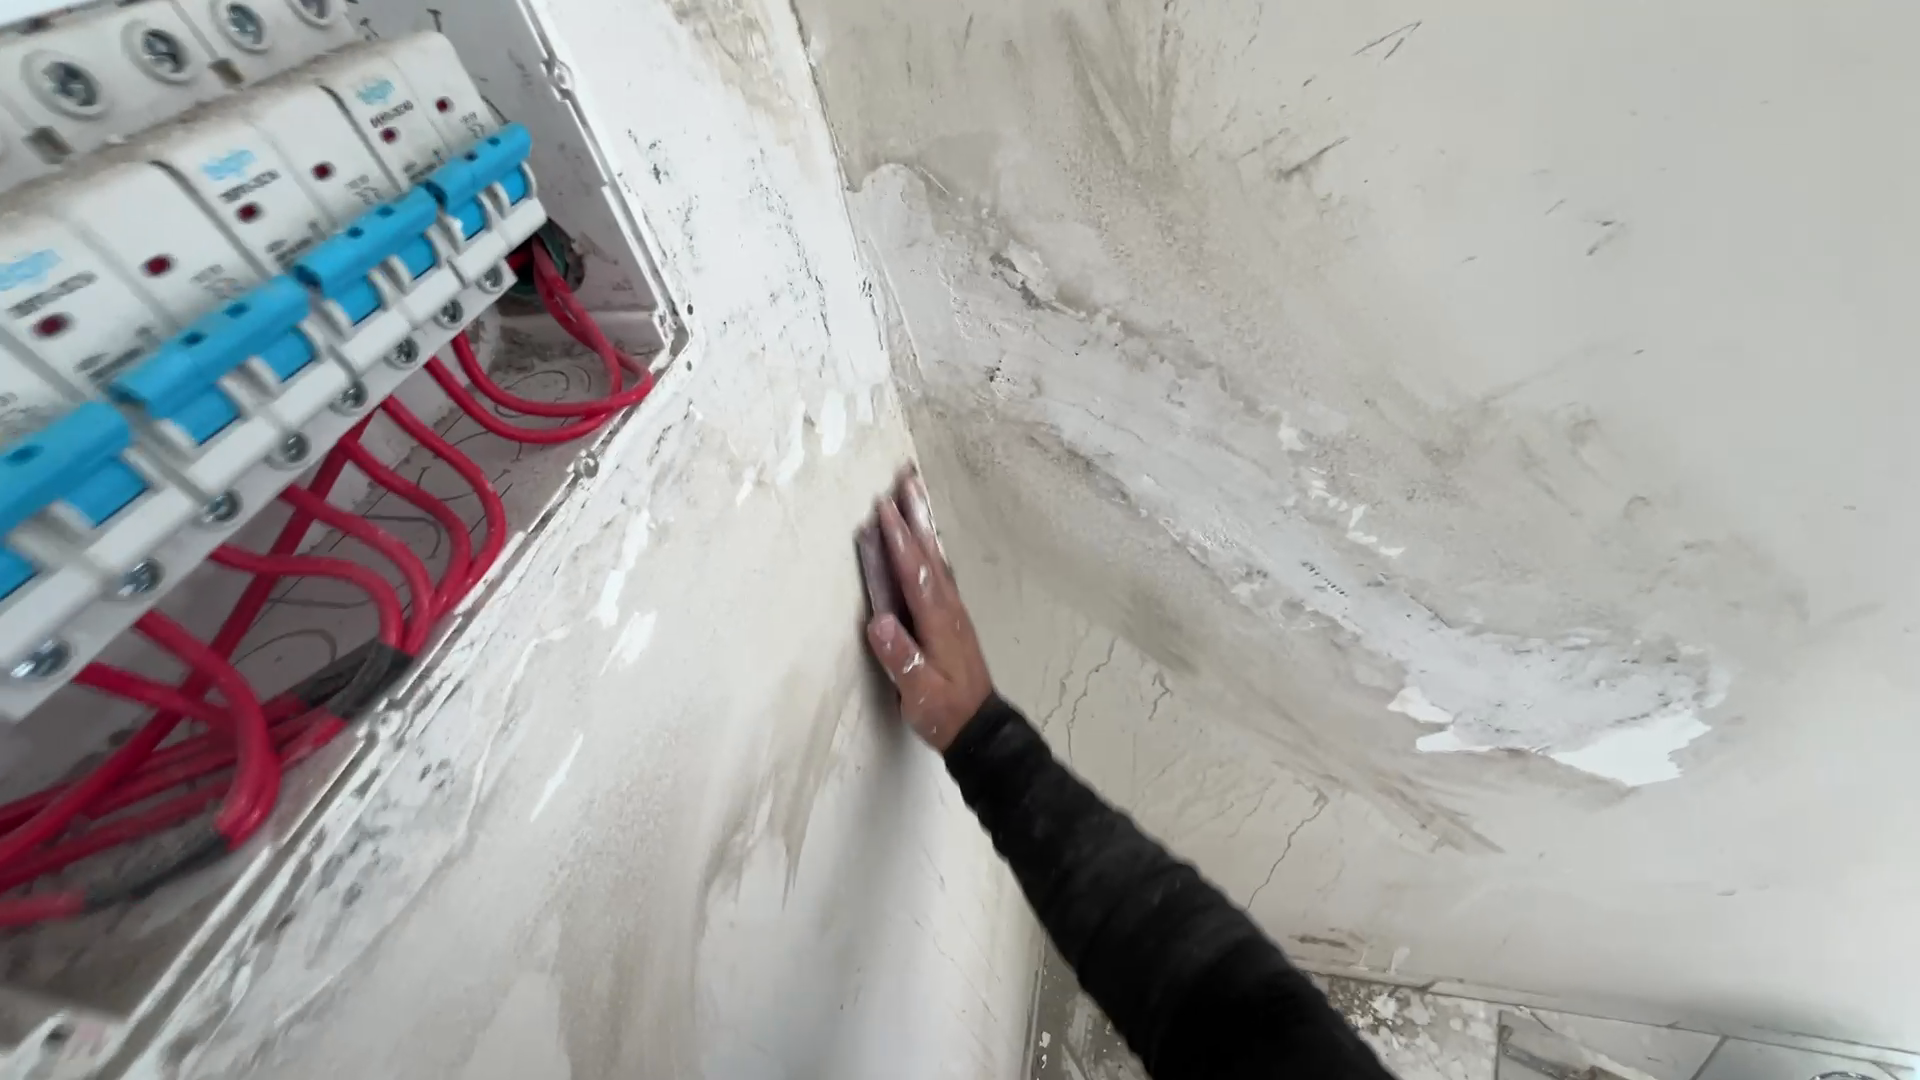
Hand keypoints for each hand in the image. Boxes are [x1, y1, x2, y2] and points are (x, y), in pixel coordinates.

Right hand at [859, 468, 993, 752]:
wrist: (980, 727)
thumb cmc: (945, 712)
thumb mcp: (920, 694)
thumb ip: (901, 659)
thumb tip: (879, 622)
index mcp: (938, 621)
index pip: (914, 572)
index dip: (898, 540)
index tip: (884, 508)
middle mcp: (947, 607)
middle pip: (929, 552)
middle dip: (915, 514)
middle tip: (906, 476)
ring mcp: (952, 610)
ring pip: (935, 556)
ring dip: (924, 523)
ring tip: (914, 493)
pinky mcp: (950, 616)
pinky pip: (938, 570)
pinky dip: (928, 546)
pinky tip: (925, 538)